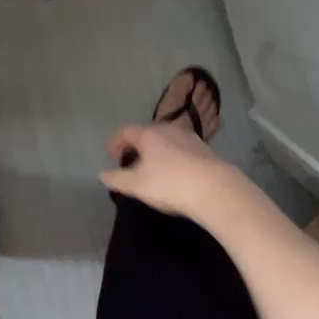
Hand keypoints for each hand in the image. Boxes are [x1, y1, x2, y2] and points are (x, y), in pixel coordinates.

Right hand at [98, 120, 254, 220]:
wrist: (216, 189)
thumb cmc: (170, 184)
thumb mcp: (136, 185)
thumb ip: (117, 179)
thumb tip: (103, 174)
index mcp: (149, 134)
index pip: (126, 131)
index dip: (115, 142)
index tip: (111, 155)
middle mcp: (169, 129)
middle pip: (147, 133)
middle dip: (136, 146)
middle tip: (130, 162)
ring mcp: (190, 138)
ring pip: (166, 140)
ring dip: (156, 151)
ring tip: (153, 169)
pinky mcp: (206, 150)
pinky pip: (181, 149)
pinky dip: (172, 157)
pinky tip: (175, 173)